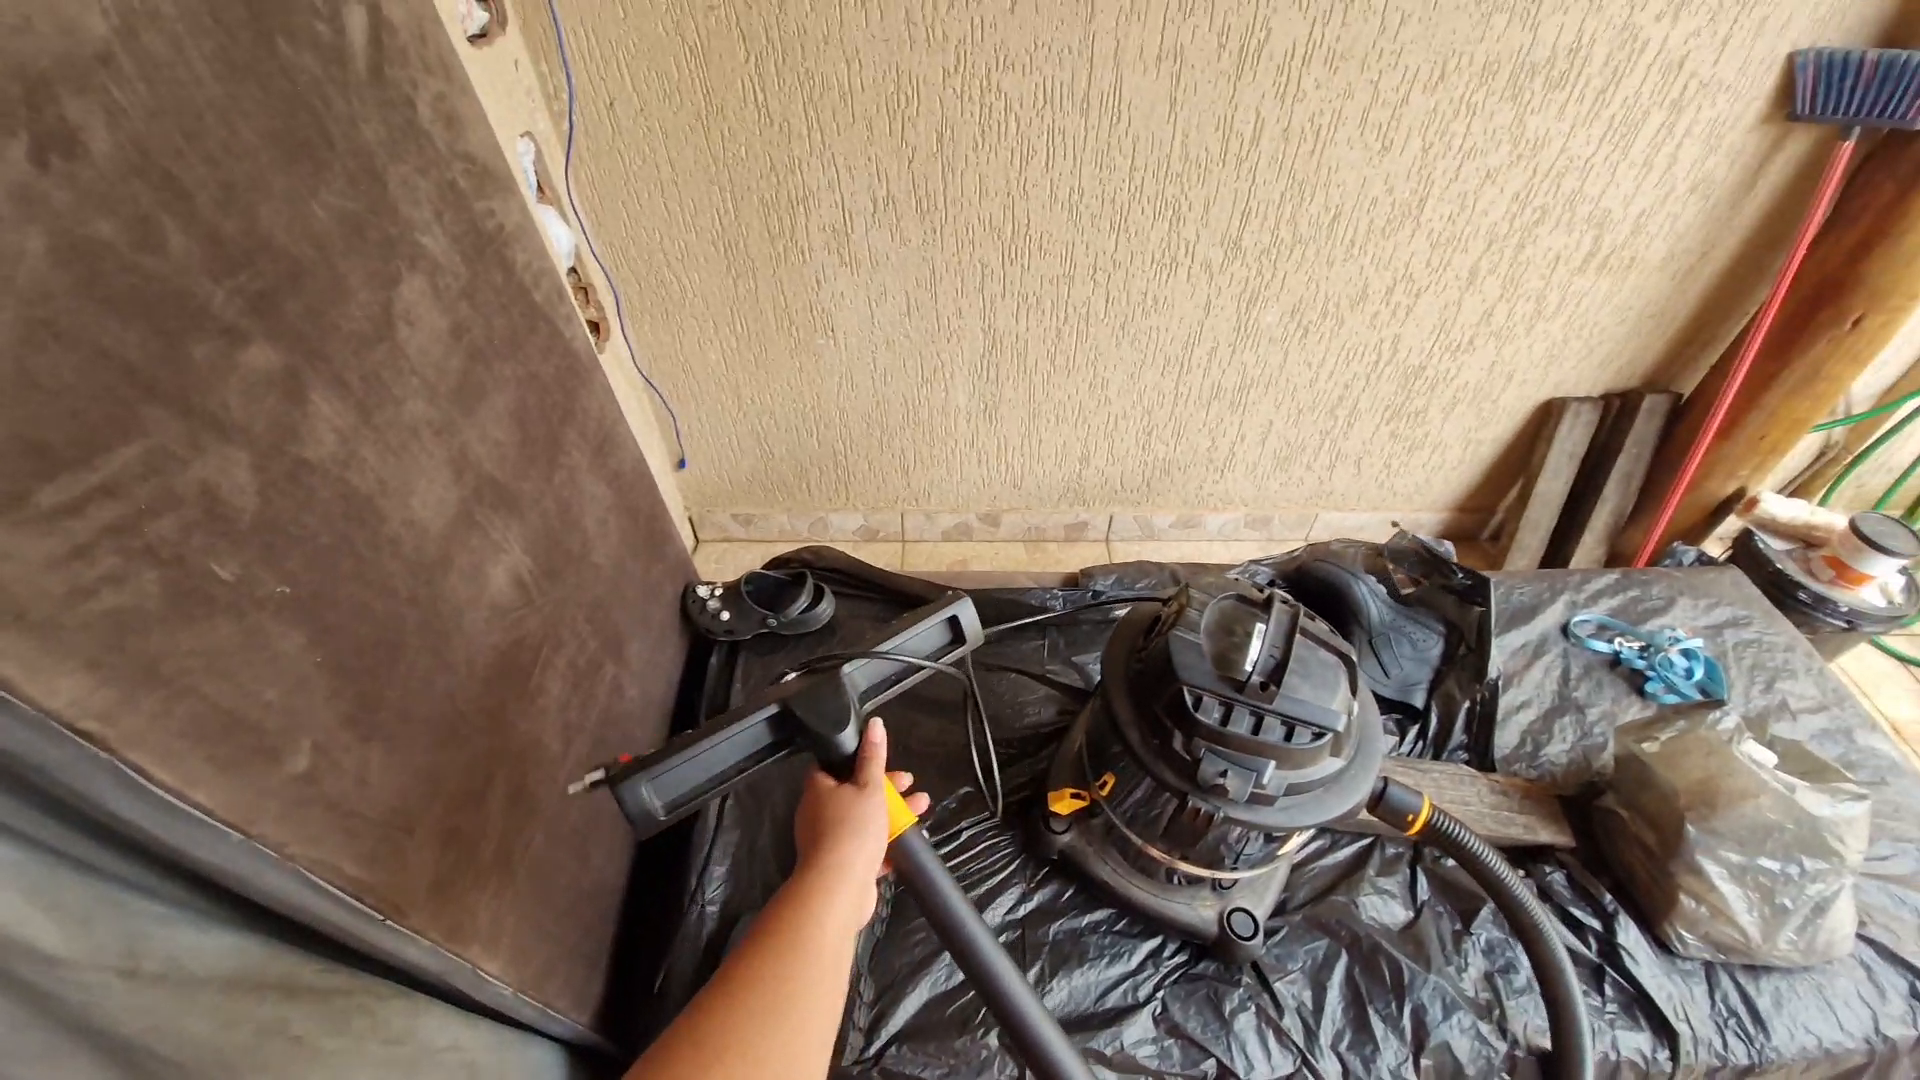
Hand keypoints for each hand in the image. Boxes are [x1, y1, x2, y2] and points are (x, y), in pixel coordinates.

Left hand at [792, 717, 929, 923]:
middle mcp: (818, 812)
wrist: (839, 888)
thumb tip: (874, 723)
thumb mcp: (869, 786)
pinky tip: (907, 842)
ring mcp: (828, 841)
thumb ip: (874, 756)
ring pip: (863, 820)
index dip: (861, 760)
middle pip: (854, 793)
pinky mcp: (840, 864)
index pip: (835, 765)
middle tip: (909, 784)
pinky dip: (885, 843)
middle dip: (887, 788)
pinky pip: (865, 847)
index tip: (884, 761)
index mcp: (819, 788)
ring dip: (892, 814)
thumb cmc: (852, 829)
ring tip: (921, 808)